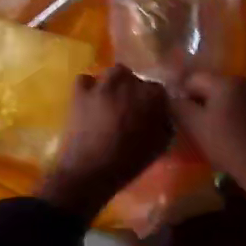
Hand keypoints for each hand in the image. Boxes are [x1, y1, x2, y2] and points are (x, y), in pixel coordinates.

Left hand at [37, 65, 173, 218]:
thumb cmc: (128, 163)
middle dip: (133, 90)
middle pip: (134, 78)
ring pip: (113, 73)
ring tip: (110, 101)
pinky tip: (90, 102)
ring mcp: (102, 86)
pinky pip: (86, 80)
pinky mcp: (80, 92)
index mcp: (152, 97)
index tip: (149, 114)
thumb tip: (162, 115)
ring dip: (115, 84)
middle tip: (128, 109)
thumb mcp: (159, 147)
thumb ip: (165, 124)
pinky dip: (89, 88)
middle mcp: (128, 83)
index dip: (153, 103)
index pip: (158, 90)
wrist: (90, 172)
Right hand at [170, 72, 245, 230]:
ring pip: (225, 96)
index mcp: (225, 82)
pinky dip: (229, 114)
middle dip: (198, 101)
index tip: (177, 114)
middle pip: (211, 85)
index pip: (193, 79)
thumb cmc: (225, 142)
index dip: (180, 94)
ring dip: (214, 108)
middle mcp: (242, 81)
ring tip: (208, 130)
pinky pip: (239, 106)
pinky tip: (227, 133)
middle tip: (190, 124)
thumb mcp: (194, 125)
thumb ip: (178, 106)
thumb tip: (168, 96)